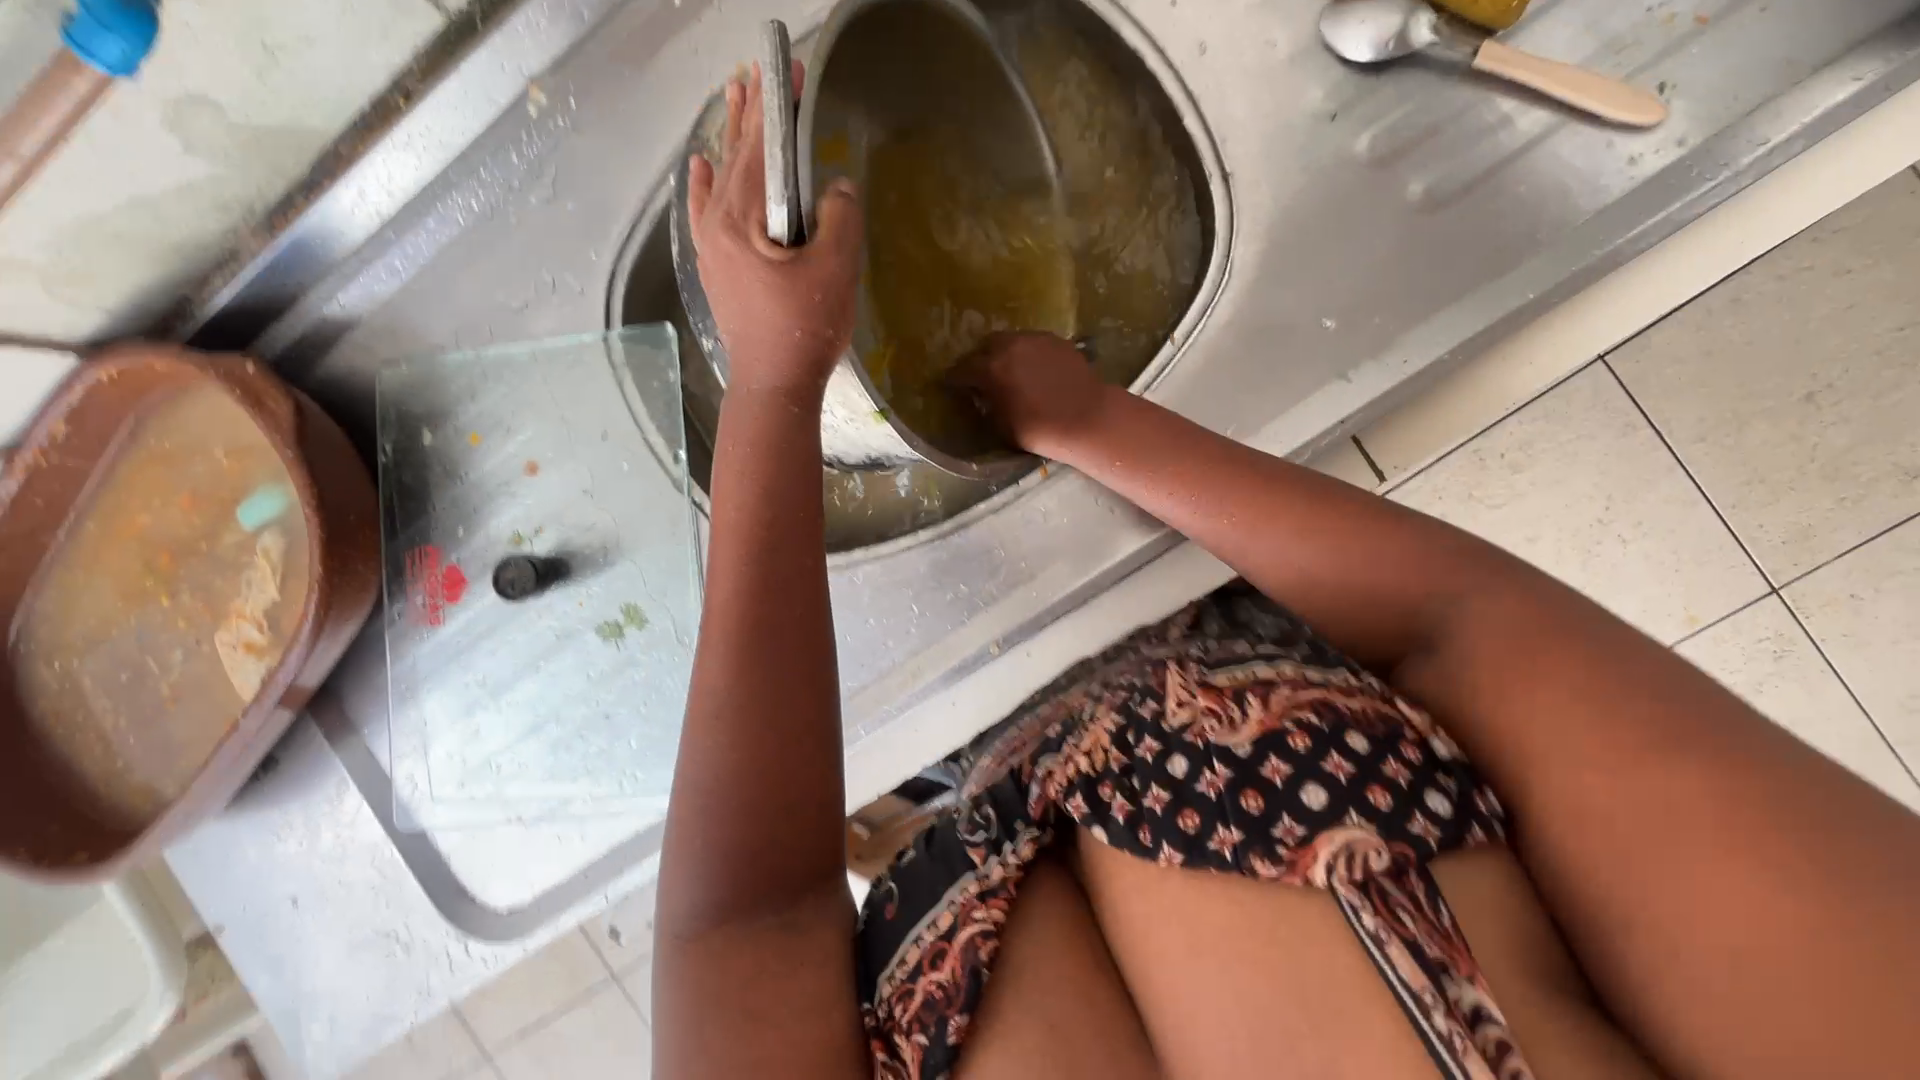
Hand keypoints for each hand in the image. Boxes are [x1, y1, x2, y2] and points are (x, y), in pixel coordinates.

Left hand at [688, 63, 862, 399]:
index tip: (788, 71)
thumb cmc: (805, 328)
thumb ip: (839, 217)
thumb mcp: (836, 268)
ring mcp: (711, 246)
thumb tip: (836, 187)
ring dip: (730, 139)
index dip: (777, 106)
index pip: (763, 147)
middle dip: (749, 113)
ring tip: (733, 98)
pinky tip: (702, 167)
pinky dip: (705, 185)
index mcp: (743, 217)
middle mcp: (718, 223)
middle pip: (736, 155)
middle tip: (756, 73)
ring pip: (721, 179)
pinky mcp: (716, 267)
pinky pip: (704, 212)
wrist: (774, 384)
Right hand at [951, 332, 1113, 458]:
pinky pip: (1033, 343)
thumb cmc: (1039, 430)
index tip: (951, 385)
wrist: (1087, 418)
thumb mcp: (1001, 425)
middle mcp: (1009, 346)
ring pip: (1010, 340)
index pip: (962, 369)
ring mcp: (1035, 339)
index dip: (954, 379)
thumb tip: (981, 396)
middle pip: (985, 346)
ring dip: (1004, 353)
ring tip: (1009, 369)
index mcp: (990, 368)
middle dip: (979, 359)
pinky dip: (1027, 353)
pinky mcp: (1056, 340)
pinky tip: (1033, 368)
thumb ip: (986, 405)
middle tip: (981, 375)